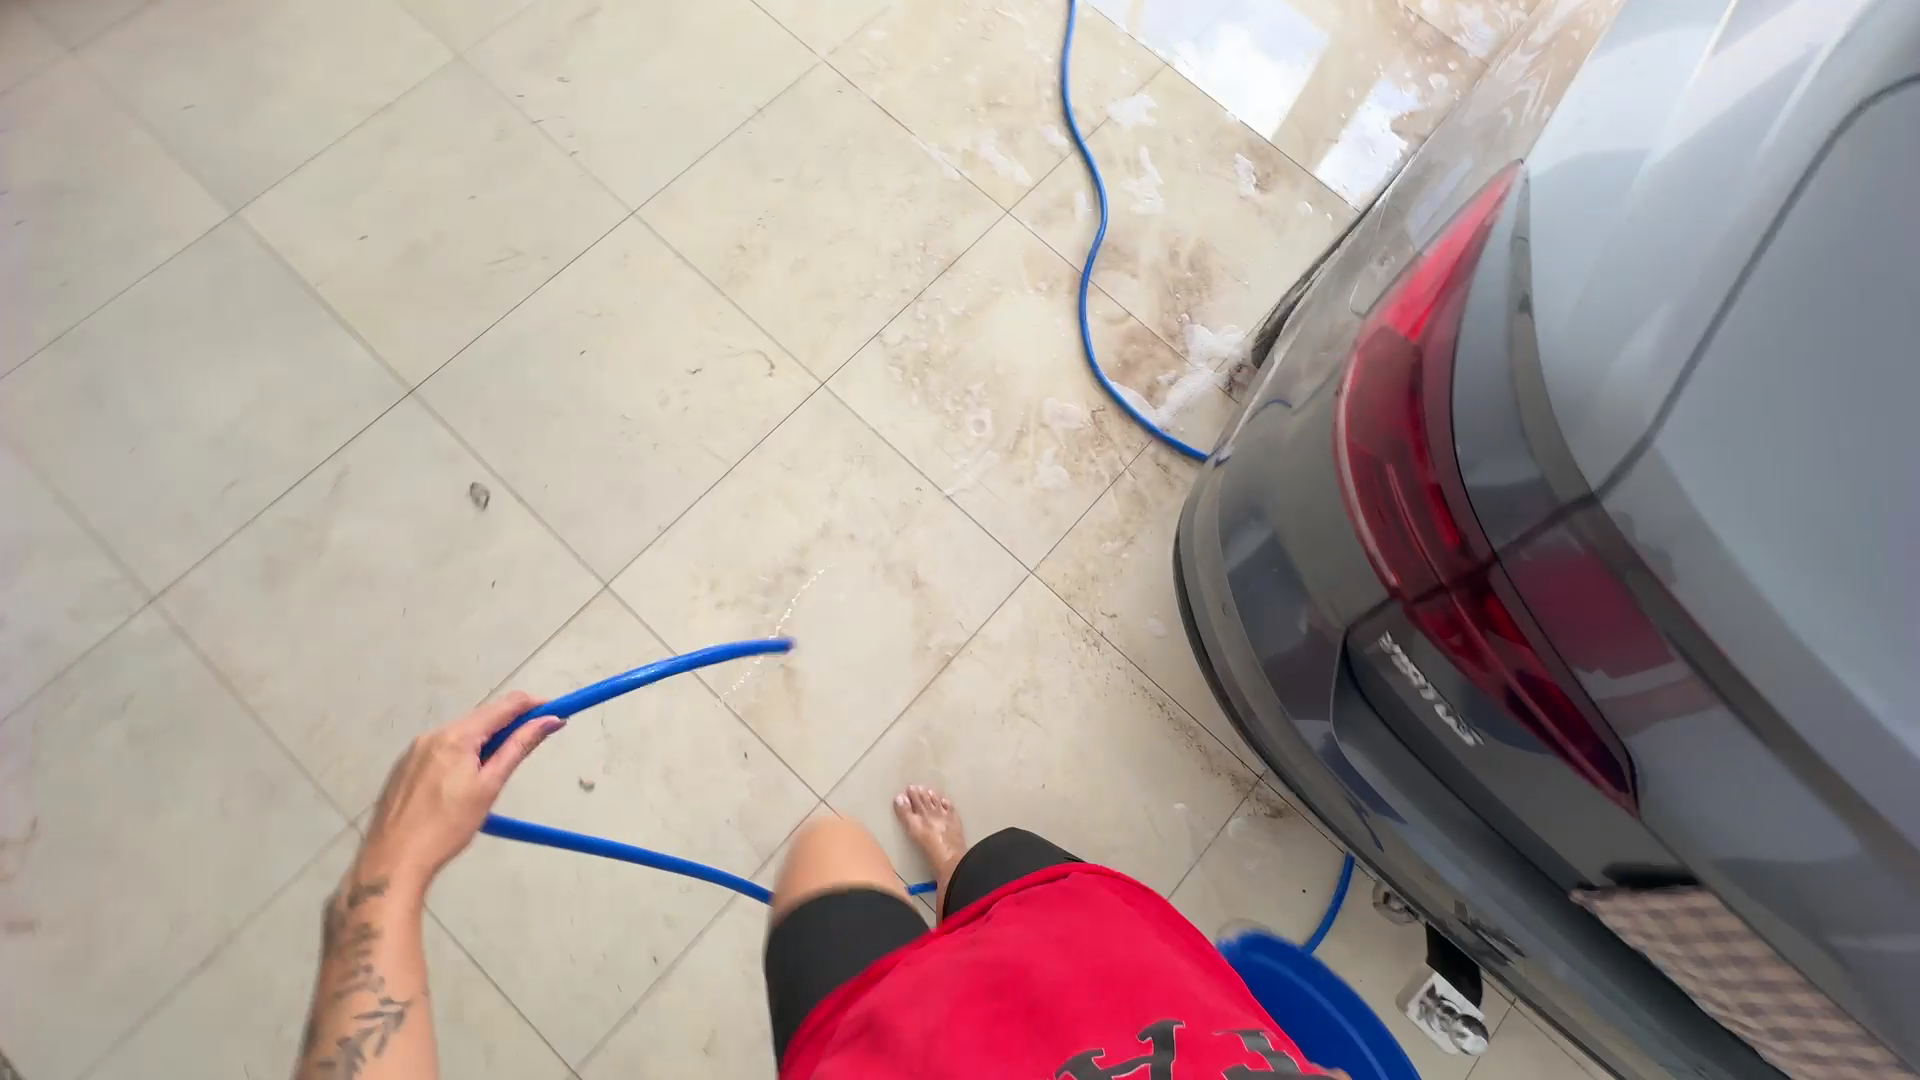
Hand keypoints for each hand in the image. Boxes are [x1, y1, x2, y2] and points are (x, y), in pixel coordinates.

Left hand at [355, 692, 559, 895]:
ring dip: (487, 739)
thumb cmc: (448, 826)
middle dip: (511, 723)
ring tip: (498, 768)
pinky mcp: (403, 767)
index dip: (534, 705)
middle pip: (482, 717)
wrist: (390, 864)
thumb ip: (519, 747)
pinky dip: (464, 751)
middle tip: (533, 742)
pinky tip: (465, 779)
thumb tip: (550, 720)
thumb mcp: (490, 785)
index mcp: (456, 736)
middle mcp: (433, 734)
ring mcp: (414, 750)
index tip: (556, 713)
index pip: (505, 705)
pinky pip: (443, 747)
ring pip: (462, 732)